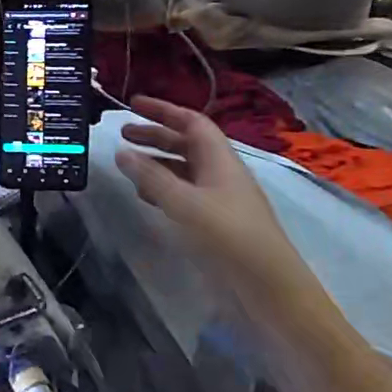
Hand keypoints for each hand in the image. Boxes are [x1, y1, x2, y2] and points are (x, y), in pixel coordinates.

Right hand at [114, 96, 303, 295]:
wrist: (269, 286)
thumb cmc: (228, 236)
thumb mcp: (185, 203)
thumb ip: (152, 178)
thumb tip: (122, 152)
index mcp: (219, 158)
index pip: (190, 121)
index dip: (163, 109)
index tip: (133, 104)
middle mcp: (221, 171)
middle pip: (186, 143)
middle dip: (155, 135)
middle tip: (124, 134)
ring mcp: (220, 197)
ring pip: (184, 169)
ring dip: (157, 163)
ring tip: (129, 166)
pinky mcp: (217, 221)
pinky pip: (186, 193)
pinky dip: (164, 188)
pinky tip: (147, 198)